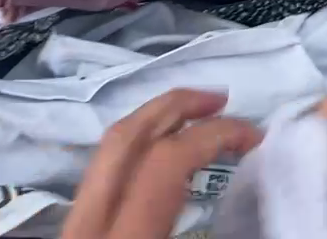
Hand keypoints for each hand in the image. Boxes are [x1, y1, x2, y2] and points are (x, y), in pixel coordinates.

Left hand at [62, 89, 260, 238]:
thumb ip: (202, 225)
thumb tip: (250, 200)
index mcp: (122, 237)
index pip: (168, 159)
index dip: (216, 135)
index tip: (254, 137)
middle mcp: (87, 223)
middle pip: (126, 136)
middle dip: (177, 105)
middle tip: (221, 101)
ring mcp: (72, 224)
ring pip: (108, 148)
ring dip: (156, 120)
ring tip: (197, 116)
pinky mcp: (72, 229)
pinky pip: (103, 171)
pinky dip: (138, 147)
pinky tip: (164, 157)